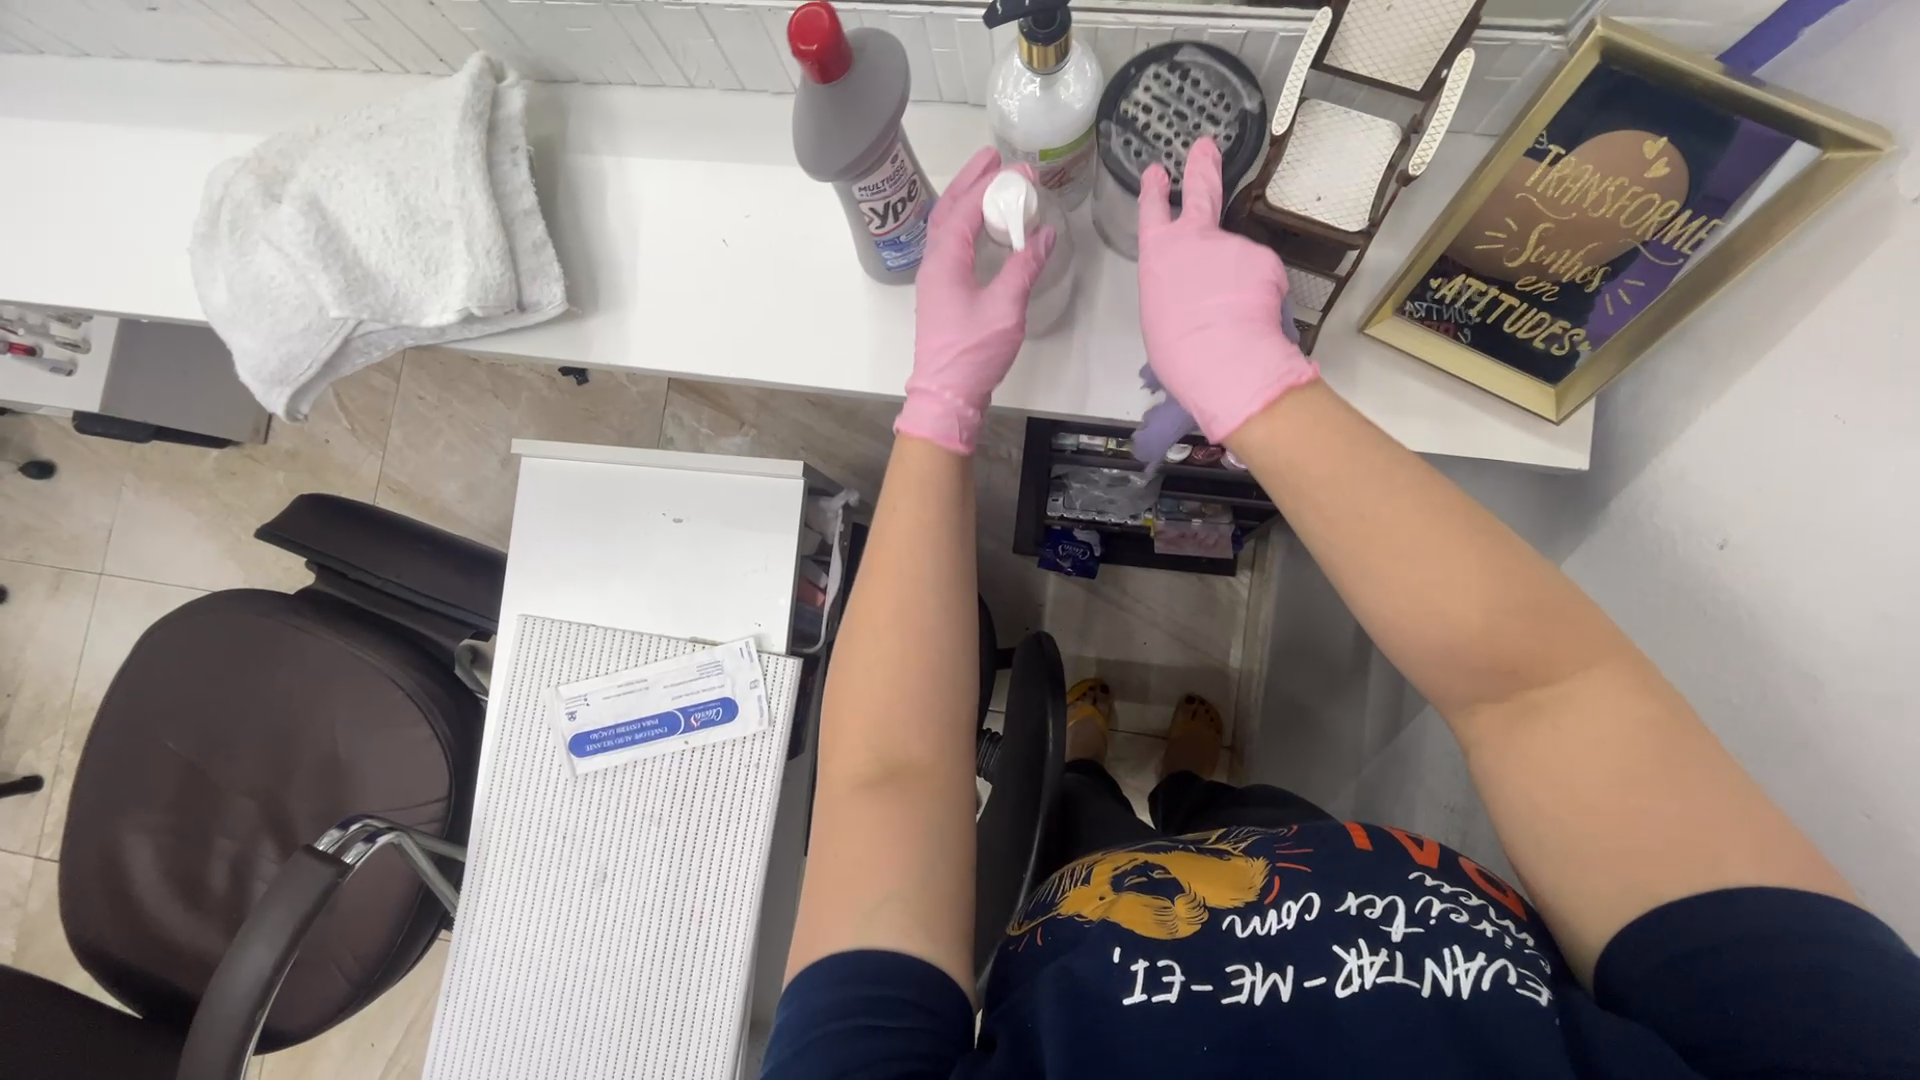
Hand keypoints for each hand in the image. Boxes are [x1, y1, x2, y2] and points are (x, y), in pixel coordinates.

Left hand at [896, 147, 1057, 454]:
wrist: (946, 395)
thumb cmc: (972, 353)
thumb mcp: (1005, 308)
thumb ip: (1024, 268)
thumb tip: (1044, 236)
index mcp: (944, 260)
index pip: (966, 208)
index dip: (991, 185)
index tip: (1018, 168)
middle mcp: (934, 264)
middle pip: (948, 210)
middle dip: (971, 181)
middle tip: (995, 158)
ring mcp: (935, 280)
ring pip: (946, 228)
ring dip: (966, 202)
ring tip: (989, 184)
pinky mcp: (942, 295)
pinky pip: (951, 247)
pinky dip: (966, 227)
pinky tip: (982, 229)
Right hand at [1136, 137, 1317, 445]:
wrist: (1221, 357)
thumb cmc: (1178, 349)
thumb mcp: (1160, 316)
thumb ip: (1174, 289)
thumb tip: (1193, 292)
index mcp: (1159, 256)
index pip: (1153, 213)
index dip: (1154, 192)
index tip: (1157, 171)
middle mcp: (1194, 239)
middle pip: (1202, 193)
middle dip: (1202, 168)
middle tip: (1205, 148)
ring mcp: (1232, 244)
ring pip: (1238, 259)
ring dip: (1237, 280)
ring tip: (1230, 315)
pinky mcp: (1264, 259)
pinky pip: (1261, 275)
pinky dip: (1258, 292)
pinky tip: (1250, 315)